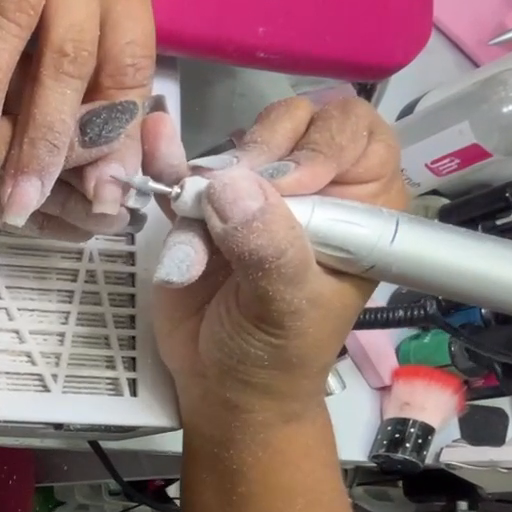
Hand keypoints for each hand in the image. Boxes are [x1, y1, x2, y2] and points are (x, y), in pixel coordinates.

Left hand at [0, 52, 153, 275]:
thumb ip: (32, 139)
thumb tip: (97, 141)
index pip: (53, 84)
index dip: (96, 114)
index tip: (140, 141)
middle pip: (47, 134)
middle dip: (90, 161)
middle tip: (134, 186)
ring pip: (31, 174)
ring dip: (70, 194)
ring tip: (117, 215)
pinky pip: (7, 207)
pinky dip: (40, 219)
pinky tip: (79, 229)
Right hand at [139, 97, 406, 424]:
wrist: (220, 386)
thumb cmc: (275, 351)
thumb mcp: (284, 304)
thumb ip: (267, 245)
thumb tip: (228, 185)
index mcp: (357, 202)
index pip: (351, 132)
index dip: (315, 147)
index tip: (282, 189)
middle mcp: (308, 189)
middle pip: (291, 126)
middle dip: (253, 155)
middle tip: (222, 199)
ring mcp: (249, 200)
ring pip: (230, 150)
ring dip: (202, 181)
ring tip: (188, 225)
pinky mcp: (199, 214)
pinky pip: (183, 176)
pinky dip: (165, 159)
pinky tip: (154, 135)